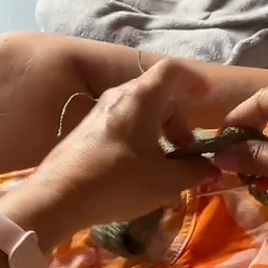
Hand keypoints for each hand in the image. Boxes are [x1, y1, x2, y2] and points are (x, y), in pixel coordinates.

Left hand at [0, 58, 214, 243]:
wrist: (57, 197)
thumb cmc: (117, 181)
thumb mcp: (166, 181)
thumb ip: (195, 170)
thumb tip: (210, 167)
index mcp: (140, 97)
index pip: (172, 70)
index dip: (193, 80)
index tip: (206, 100)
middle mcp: (118, 96)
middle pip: (158, 97)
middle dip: (179, 125)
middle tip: (188, 155)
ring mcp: (99, 113)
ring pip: (140, 115)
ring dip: (160, 138)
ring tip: (167, 172)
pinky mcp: (87, 132)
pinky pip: (123, 128)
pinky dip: (140, 144)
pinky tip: (141, 177)